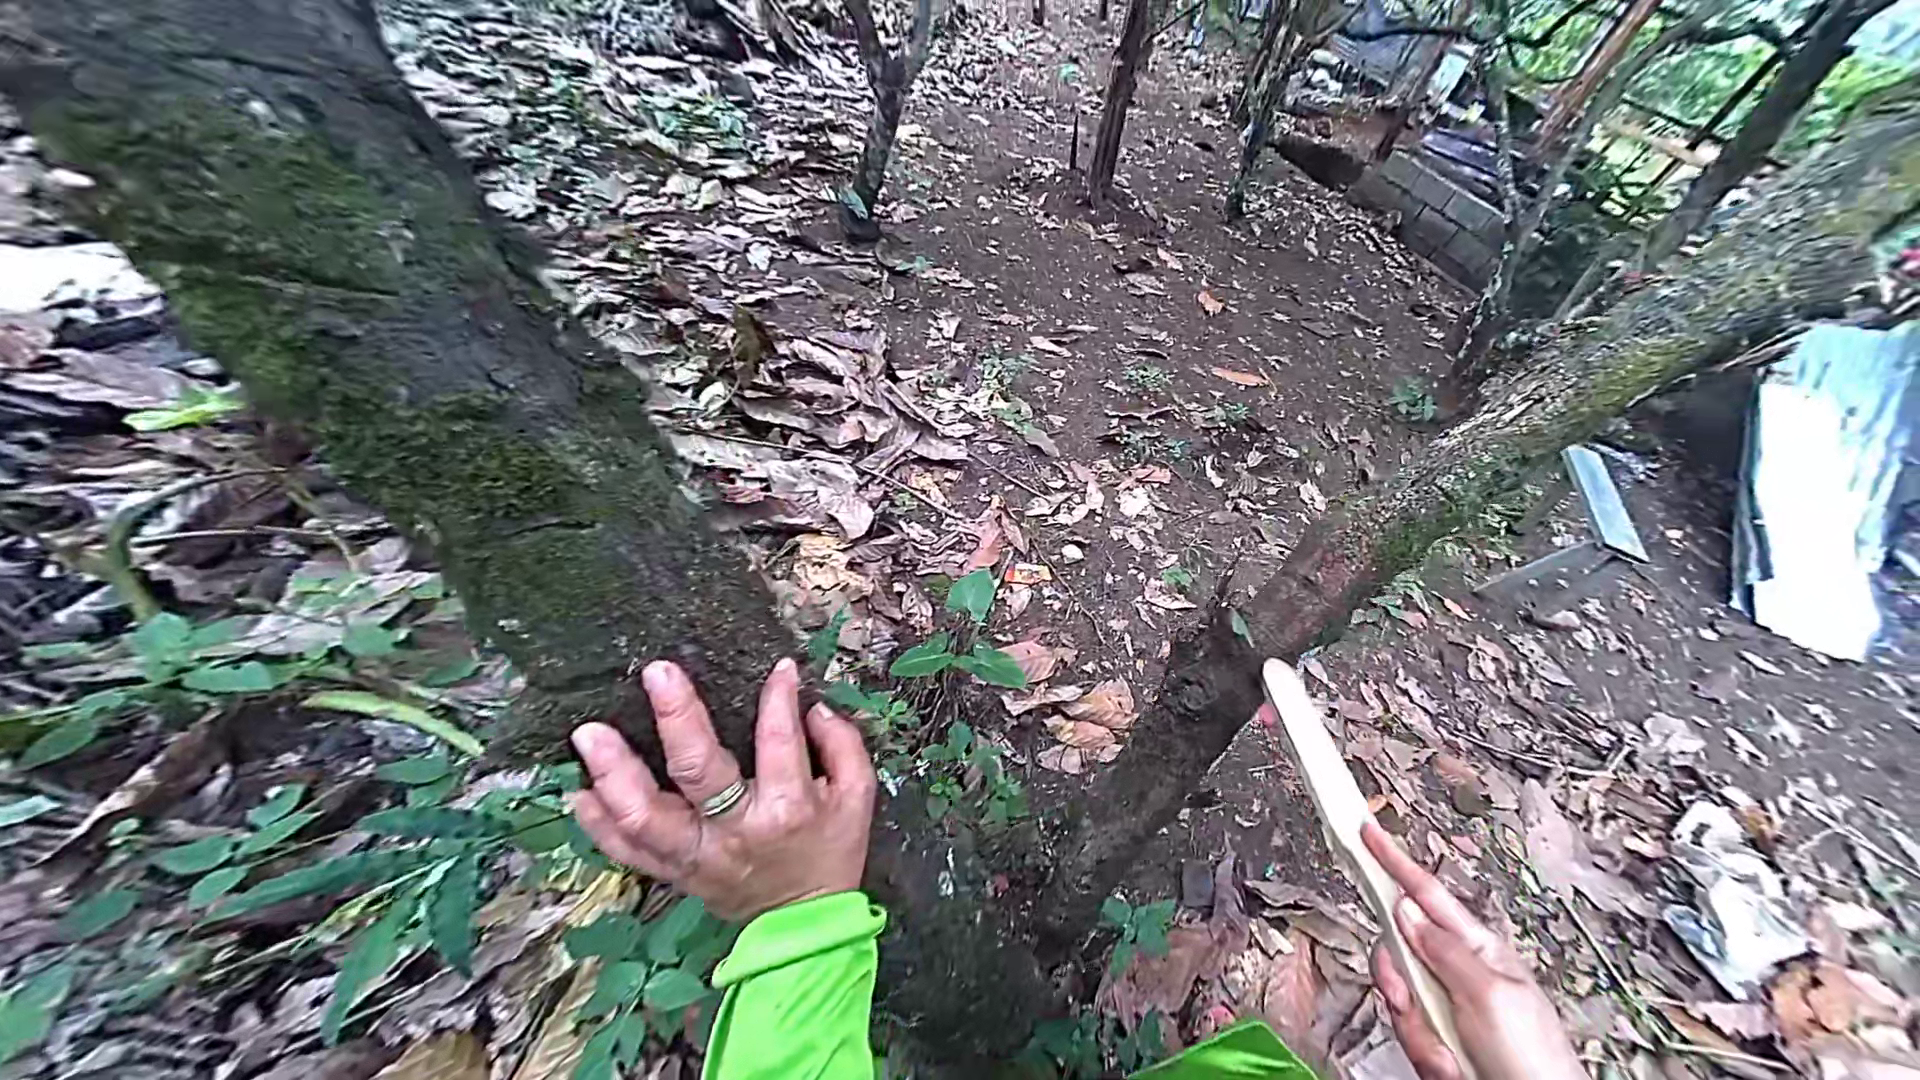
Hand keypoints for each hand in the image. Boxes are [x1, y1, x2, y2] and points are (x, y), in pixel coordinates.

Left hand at [569, 657, 876, 920]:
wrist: (805, 927)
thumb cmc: (833, 849)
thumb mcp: (859, 795)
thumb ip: (843, 744)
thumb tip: (811, 708)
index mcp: (787, 808)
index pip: (778, 739)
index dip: (779, 698)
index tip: (780, 669)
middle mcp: (736, 831)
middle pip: (698, 771)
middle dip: (676, 716)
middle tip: (657, 672)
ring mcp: (698, 856)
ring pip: (645, 818)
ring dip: (614, 773)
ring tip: (589, 733)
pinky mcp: (676, 874)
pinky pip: (628, 853)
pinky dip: (599, 825)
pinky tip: (580, 792)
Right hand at [1363, 822, 1587, 1079]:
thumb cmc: (1537, 1068)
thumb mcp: (1490, 997)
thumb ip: (1442, 949)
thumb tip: (1404, 908)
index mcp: (1478, 951)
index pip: (1426, 892)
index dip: (1393, 859)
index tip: (1366, 829)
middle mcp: (1453, 971)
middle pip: (1394, 944)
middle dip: (1396, 977)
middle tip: (1408, 1000)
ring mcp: (1441, 1003)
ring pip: (1393, 986)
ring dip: (1415, 1024)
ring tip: (1448, 1052)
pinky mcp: (1431, 1034)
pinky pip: (1401, 1025)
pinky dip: (1421, 1049)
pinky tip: (1450, 1066)